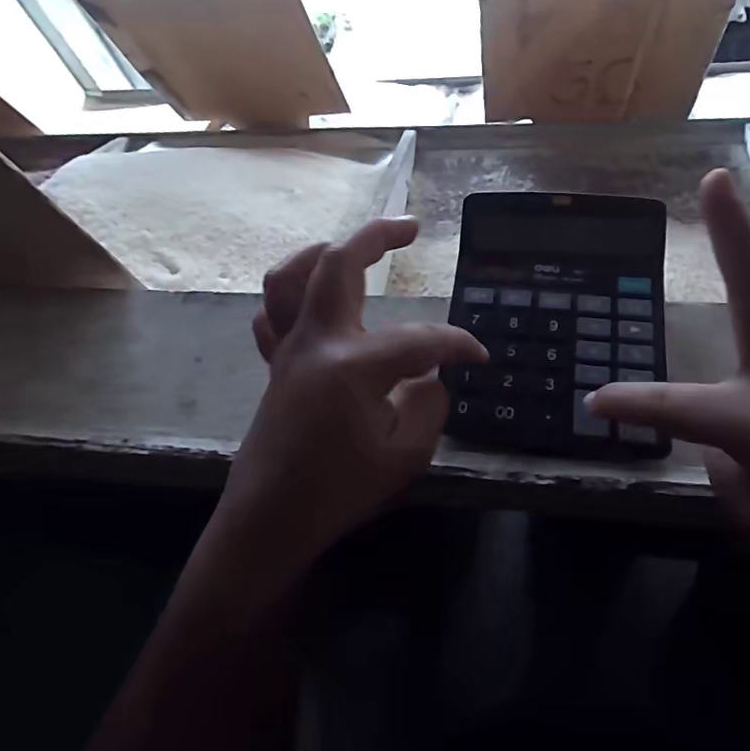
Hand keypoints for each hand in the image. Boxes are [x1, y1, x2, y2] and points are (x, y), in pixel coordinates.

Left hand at [216, 217, 485, 562]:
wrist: (269, 522)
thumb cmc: (339, 494)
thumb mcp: (407, 457)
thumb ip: (429, 405)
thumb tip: (430, 377)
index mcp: (353, 366)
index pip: (420, 340)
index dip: (457, 345)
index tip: (480, 357)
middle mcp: (316, 343)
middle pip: (339, 265)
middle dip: (378, 237)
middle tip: (412, 228)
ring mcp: (288, 350)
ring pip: (290, 277)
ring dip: (325, 253)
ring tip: (358, 249)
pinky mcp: (276, 366)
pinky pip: (274, 314)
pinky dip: (294, 296)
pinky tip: (319, 302)